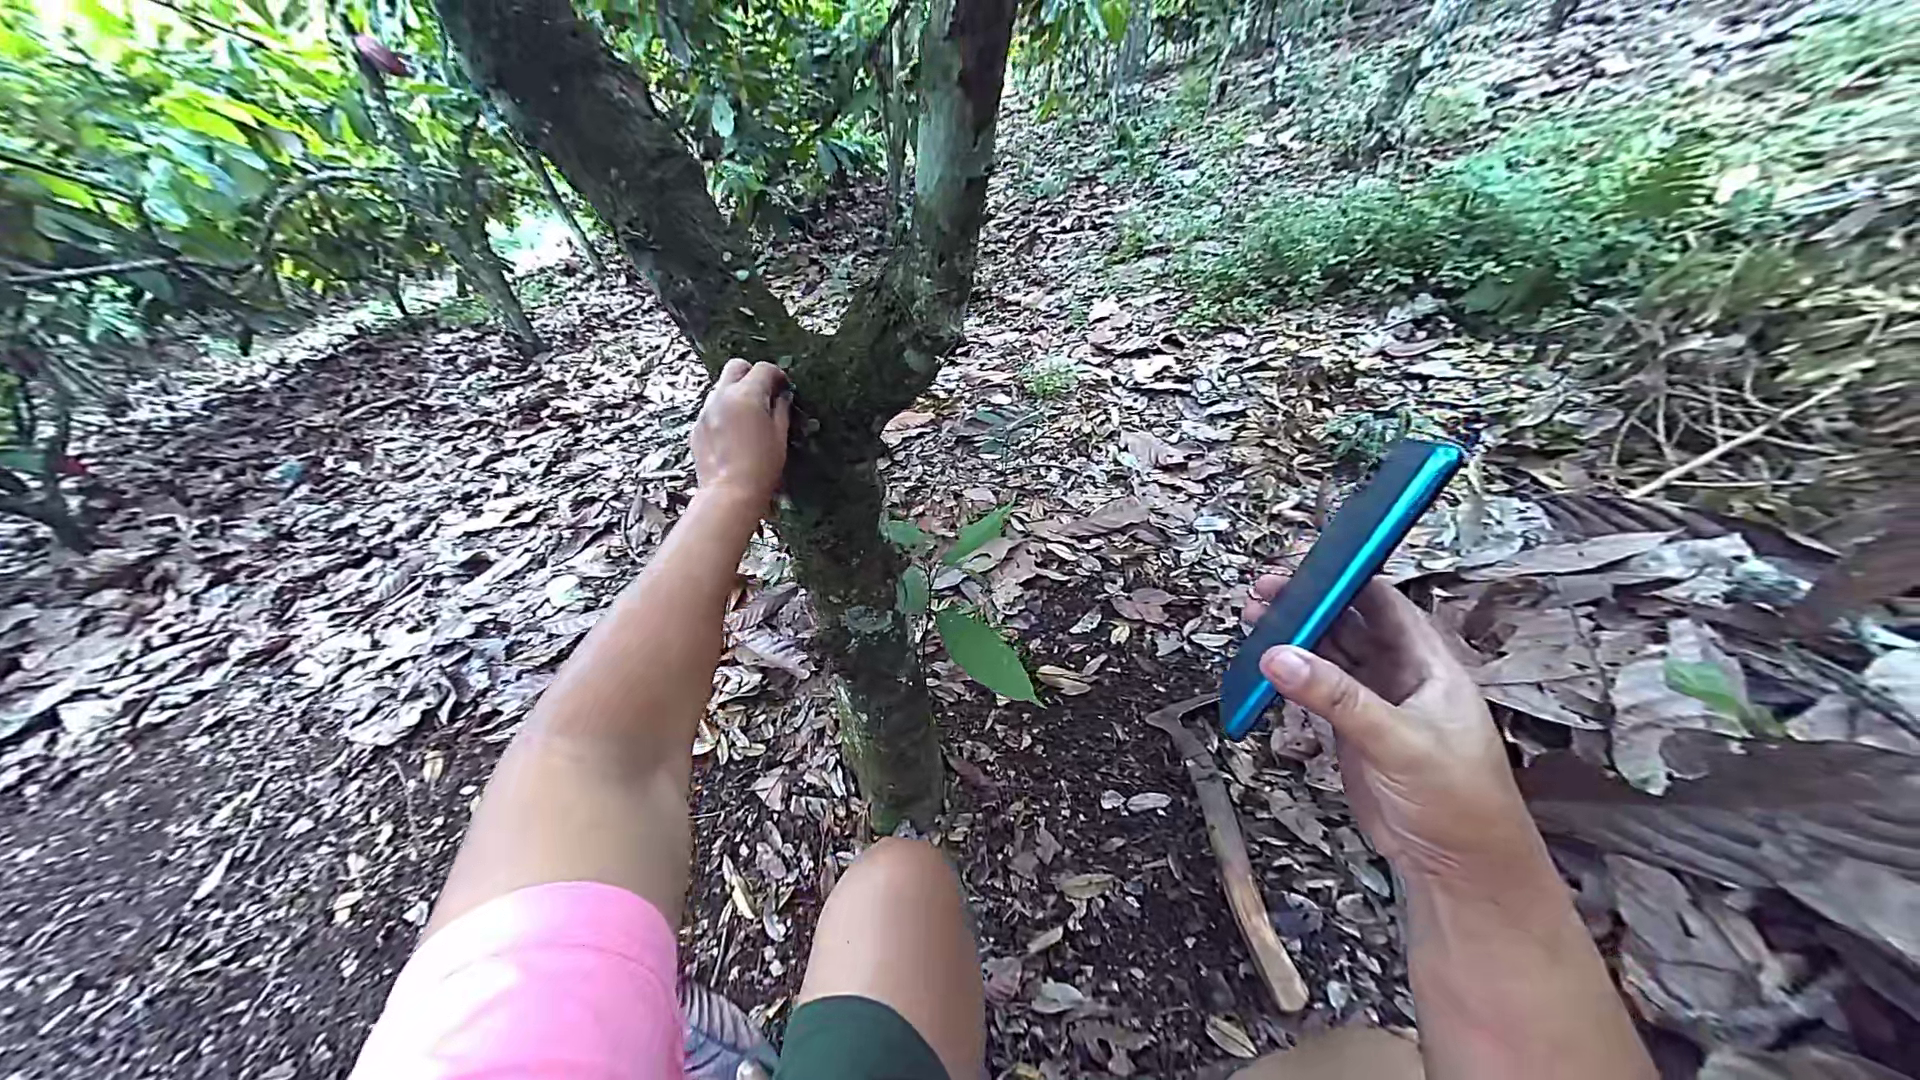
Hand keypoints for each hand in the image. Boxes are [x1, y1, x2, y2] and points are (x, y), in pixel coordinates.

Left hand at [691, 359, 790, 505]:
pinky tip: (735, 432)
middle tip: (765, 394)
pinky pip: (713, 407)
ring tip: (750, 415)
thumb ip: (781, 410)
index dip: (777, 375)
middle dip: (752, 374)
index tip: (784, 387)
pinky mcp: (697, 425)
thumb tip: (781, 396)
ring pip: (722, 386)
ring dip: (737, 392)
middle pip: (736, 367)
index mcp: (747, 395)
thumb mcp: (780, 436)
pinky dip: (725, 410)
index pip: (763, 368)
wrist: (730, 492)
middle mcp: (722, 395)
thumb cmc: (762, 466)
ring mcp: (706, 410)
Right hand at [1243, 576, 1547, 895]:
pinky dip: (1289, 672)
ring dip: (1292, 635)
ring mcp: (1372, 700)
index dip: (1345, 578)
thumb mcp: (1398, 741)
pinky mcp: (1350, 727)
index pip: (1383, 603)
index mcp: (1428, 664)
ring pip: (1326, 653)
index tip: (1300, 565)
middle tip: (1263, 590)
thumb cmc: (1458, 803)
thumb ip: (1336, 697)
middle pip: (1346, 622)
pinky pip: (1314, 686)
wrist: (1458, 871)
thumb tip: (1279, 655)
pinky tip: (1266, 663)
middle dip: (1306, 603)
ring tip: (1254, 617)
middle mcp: (1399, 675)